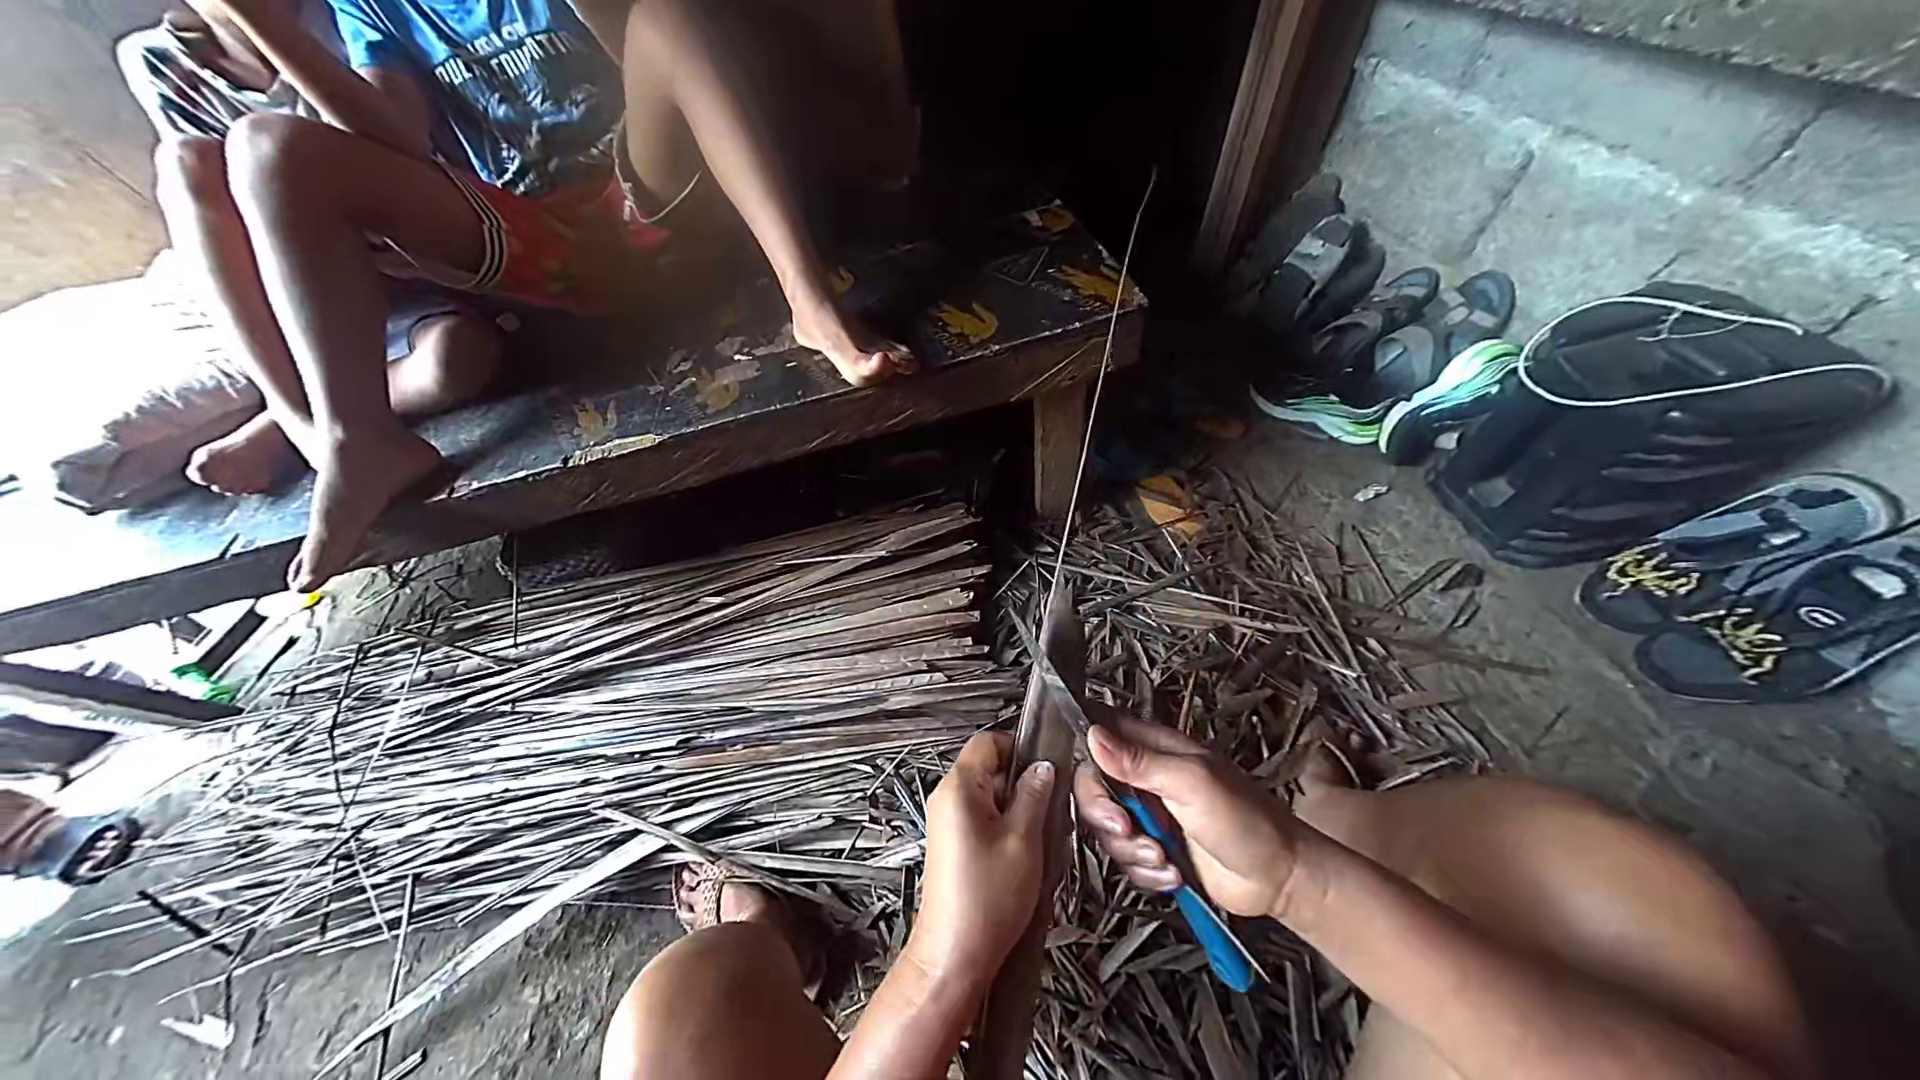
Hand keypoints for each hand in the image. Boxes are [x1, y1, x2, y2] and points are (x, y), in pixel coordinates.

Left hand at [905, 732, 1054, 984]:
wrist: (956, 955)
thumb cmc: (983, 904)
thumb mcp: (1024, 840)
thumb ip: (1035, 795)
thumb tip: (1043, 768)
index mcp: (959, 788)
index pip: (988, 740)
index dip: (1019, 747)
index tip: (1044, 765)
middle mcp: (947, 799)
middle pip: (991, 767)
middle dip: (1023, 784)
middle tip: (1046, 810)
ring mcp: (948, 821)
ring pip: (991, 794)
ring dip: (1018, 809)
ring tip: (1034, 840)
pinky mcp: (953, 842)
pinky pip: (984, 818)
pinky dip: (1006, 828)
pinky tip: (1021, 855)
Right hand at [1076, 716, 1300, 919]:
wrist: (1279, 879)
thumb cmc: (1248, 821)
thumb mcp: (1191, 783)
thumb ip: (1139, 761)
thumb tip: (1094, 735)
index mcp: (1156, 747)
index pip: (1101, 736)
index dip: (1090, 758)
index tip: (1099, 785)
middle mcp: (1147, 776)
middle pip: (1093, 785)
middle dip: (1105, 815)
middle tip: (1129, 829)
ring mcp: (1149, 813)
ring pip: (1105, 826)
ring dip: (1129, 849)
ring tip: (1162, 857)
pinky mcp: (1153, 846)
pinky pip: (1124, 857)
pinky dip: (1143, 871)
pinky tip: (1171, 871)